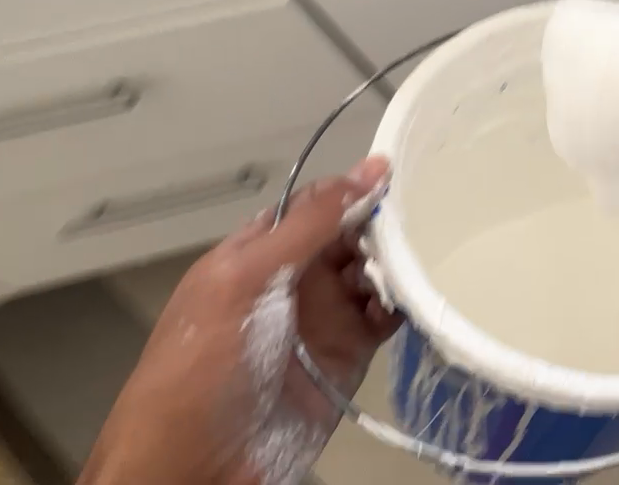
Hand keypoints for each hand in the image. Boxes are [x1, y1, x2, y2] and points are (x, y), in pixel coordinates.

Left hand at [79, 157, 399, 484]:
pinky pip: (391, 310)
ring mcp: (327, 313)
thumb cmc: (207, 366)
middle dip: (386, 224)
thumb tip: (375, 165)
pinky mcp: (354, 347)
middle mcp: (296, 277)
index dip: (355, 188)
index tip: (400, 176)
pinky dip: (408, 299)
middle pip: (355, 231)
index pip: (317, 203)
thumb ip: (312, 222)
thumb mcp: (248, 281)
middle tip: (419, 221)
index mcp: (259, 254)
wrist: (198, 472)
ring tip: (415, 263)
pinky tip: (415, 297)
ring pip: (379, 267)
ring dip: (401, 262)